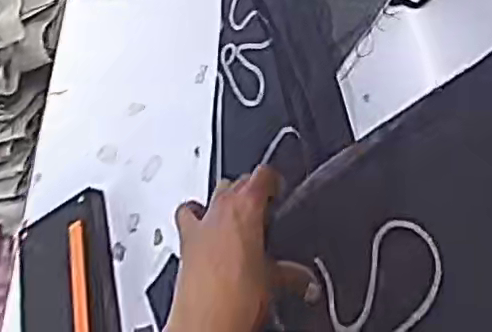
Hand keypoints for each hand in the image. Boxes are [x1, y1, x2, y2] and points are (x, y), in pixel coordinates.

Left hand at [167, 166, 316, 331]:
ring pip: (217, 190)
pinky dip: (196, 214)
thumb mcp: (272, 282)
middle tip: (264, 211)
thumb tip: (305, 279)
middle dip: (252, 191)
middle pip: (240, 181)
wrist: (206, 323)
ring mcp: (202, 219)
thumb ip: (291, 273)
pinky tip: (204, 226)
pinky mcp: (186, 237)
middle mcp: (223, 205)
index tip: (278, 190)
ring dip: (227, 199)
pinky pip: (188, 212)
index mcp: (248, 206)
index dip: (273, 180)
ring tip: (238, 218)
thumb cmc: (237, 300)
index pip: (264, 174)